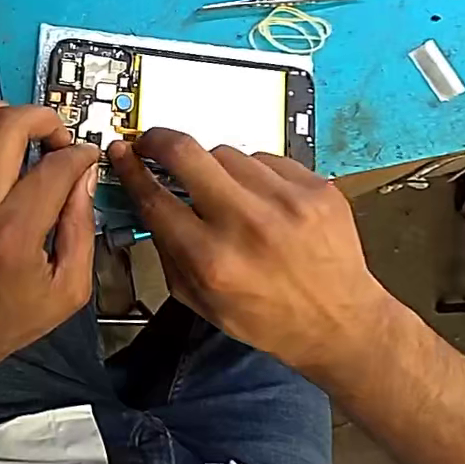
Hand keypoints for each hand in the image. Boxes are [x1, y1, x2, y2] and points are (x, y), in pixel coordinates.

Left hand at [0, 102, 99, 381]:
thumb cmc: (5, 319)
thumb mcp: (67, 290)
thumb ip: (82, 229)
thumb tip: (82, 178)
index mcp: (13, 233)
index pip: (55, 166)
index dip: (80, 154)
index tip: (86, 158)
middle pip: (8, 126)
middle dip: (44, 119)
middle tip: (56, 137)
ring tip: (18, 126)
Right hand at [108, 129, 391, 375]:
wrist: (342, 323)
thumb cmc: (266, 317)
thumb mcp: (198, 299)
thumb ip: (167, 248)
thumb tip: (147, 197)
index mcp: (212, 260)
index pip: (155, 197)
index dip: (130, 169)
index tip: (123, 152)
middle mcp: (248, 225)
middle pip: (185, 152)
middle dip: (158, 140)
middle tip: (153, 143)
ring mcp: (287, 201)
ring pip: (225, 152)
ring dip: (212, 166)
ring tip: (224, 191)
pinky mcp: (315, 187)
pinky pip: (264, 158)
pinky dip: (253, 173)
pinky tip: (261, 198)